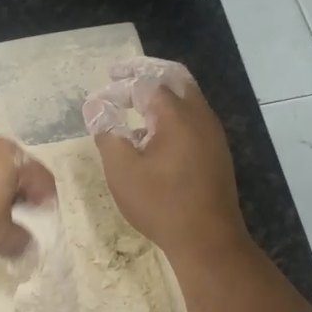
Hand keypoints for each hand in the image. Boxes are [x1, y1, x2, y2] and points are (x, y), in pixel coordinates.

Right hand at [86, 58, 248, 261]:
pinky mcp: (216, 152)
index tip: (96, 101)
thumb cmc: (161, 204)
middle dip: (145, 73)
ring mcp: (212, 134)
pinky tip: (153, 134)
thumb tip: (95, 106)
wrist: (208, 239)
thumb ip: (107, 133)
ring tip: (133, 103)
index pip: (144, 84)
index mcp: (176, 115)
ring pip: (187, 97)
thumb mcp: (122, 170)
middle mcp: (200, 116)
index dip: (118, 87)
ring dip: (160, 93)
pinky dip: (171, 113)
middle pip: (174, 78)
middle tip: (119, 76)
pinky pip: (193, 118)